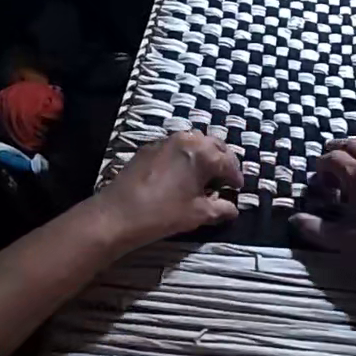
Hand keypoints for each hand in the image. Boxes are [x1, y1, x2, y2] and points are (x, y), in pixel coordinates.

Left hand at [93, 131, 242, 248]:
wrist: (118, 213)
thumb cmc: (163, 213)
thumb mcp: (198, 214)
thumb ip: (220, 208)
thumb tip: (233, 208)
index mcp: (203, 154)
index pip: (228, 162)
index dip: (235, 177)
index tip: (237, 189)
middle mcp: (187, 140)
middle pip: (213, 145)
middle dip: (222, 161)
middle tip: (224, 179)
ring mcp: (166, 141)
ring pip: (194, 141)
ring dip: (204, 154)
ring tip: (204, 174)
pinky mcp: (150, 147)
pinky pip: (175, 146)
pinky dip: (185, 155)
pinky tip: (181, 173)